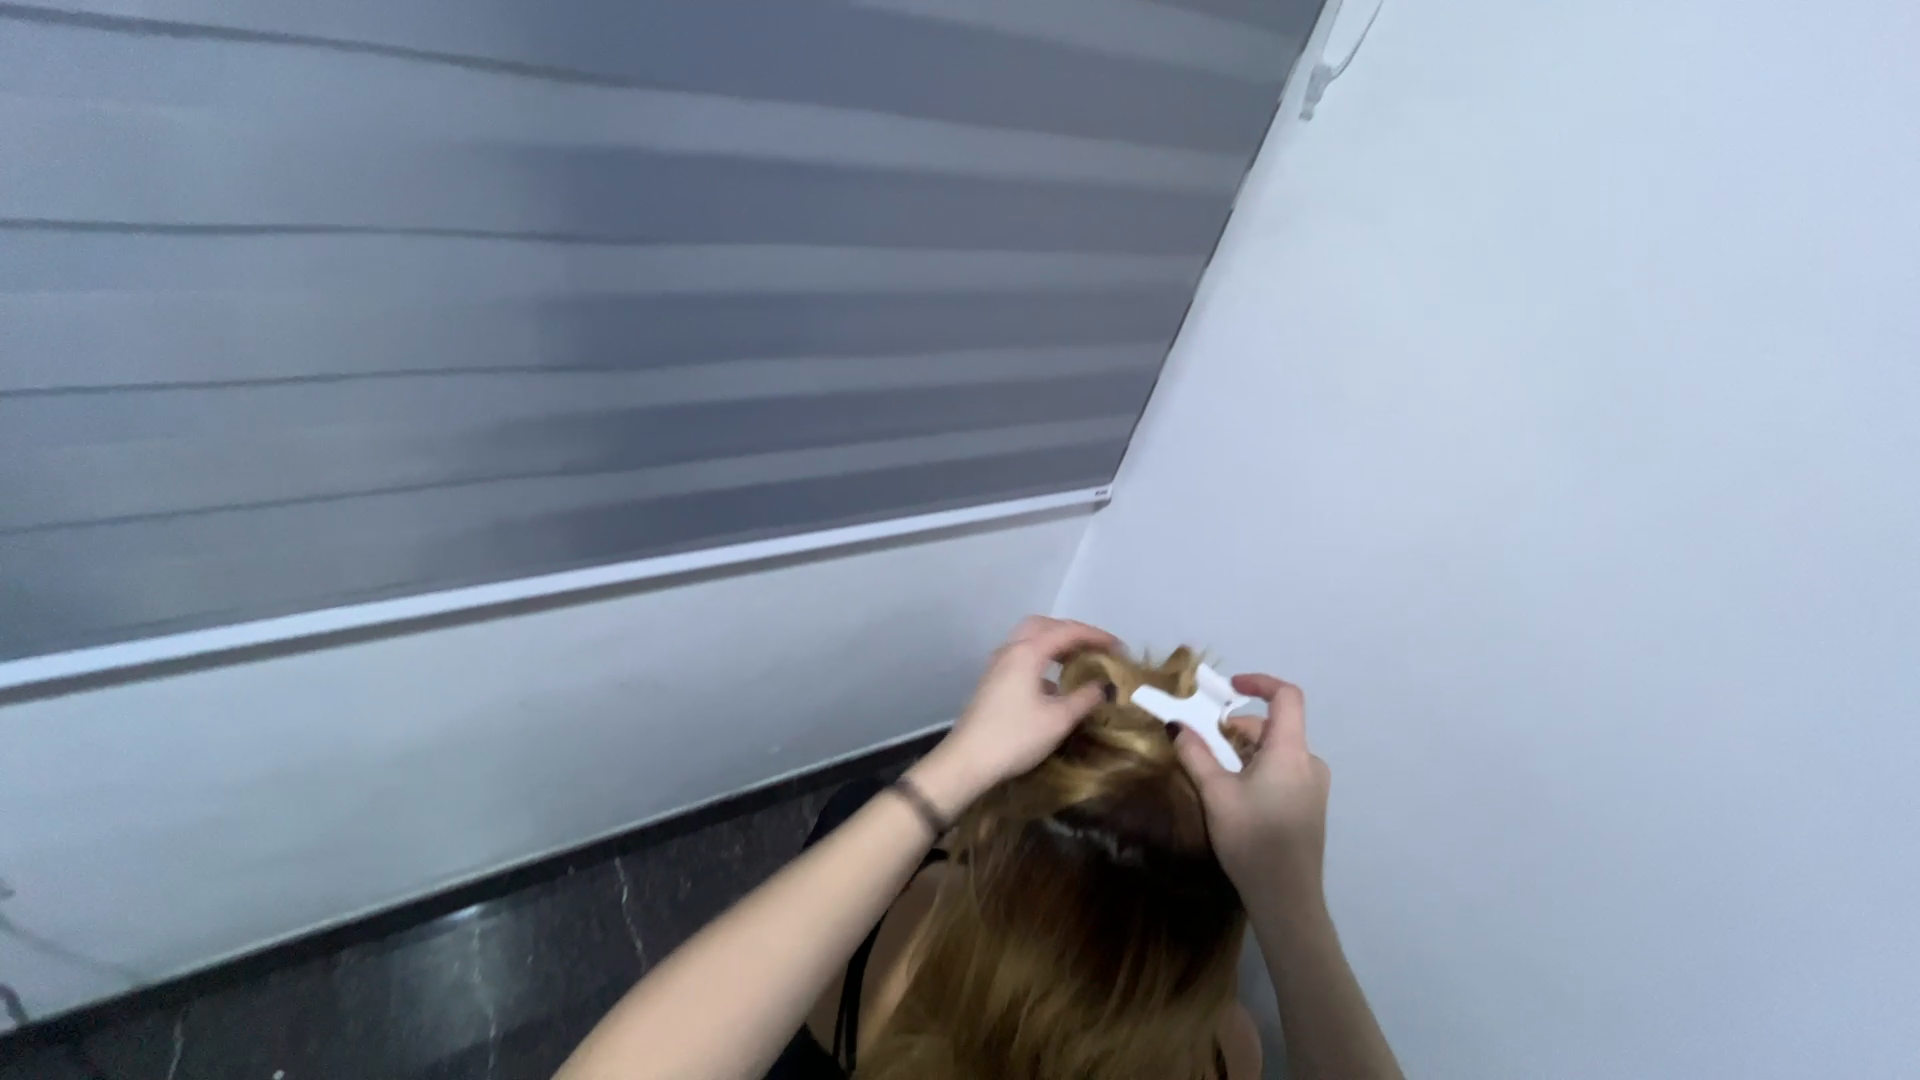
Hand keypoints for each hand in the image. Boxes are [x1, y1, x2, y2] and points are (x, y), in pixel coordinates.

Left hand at [908, 616, 1116, 818]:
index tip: (1119, 647)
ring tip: (1079, 660)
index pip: (1067, 631)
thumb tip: (1103, 686)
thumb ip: (1085, 698)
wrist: (967, 760)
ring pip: (1029, 640)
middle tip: (1096, 647)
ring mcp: (997, 665)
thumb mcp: (1059, 719)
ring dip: (1055, 643)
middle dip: (1072, 632)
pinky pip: (1021, 656)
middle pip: (1043, 626)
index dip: (1096, 635)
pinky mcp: (992, 681)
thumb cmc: (1015, 737)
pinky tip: (1054, 684)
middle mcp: (1010, 650)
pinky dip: (1042, 658)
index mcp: (1027, 652)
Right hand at [1171, 674, 1330, 907]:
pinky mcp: (1309, 805)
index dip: (1258, 683)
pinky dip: (1255, 768)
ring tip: (1212, 773)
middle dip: (1235, 728)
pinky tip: (1233, 793)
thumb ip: (1196, 753)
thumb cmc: (1252, 840)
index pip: (1286, 697)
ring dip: (1242, 751)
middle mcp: (1309, 762)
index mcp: (1291, 751)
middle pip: (1272, 726)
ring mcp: (1313, 785)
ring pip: (1274, 750)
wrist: (1287, 900)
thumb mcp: (1216, 793)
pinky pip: (1281, 770)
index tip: (1228, 687)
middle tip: (1201, 743)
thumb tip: (1177, 726)